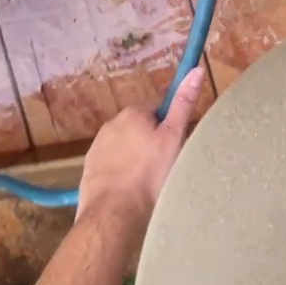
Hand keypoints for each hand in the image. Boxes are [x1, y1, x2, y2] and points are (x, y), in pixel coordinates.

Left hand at [75, 67, 205, 242]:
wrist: (113, 215)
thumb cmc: (150, 173)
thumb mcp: (174, 136)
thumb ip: (184, 103)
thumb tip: (197, 70)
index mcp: (133, 113)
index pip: (156, 111)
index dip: (167, 127)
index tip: (173, 146)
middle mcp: (111, 125)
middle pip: (139, 128)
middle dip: (150, 142)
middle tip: (163, 164)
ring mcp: (96, 149)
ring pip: (124, 148)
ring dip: (134, 158)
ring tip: (147, 181)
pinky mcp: (88, 171)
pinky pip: (110, 166)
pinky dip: (120, 174)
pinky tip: (129, 190)